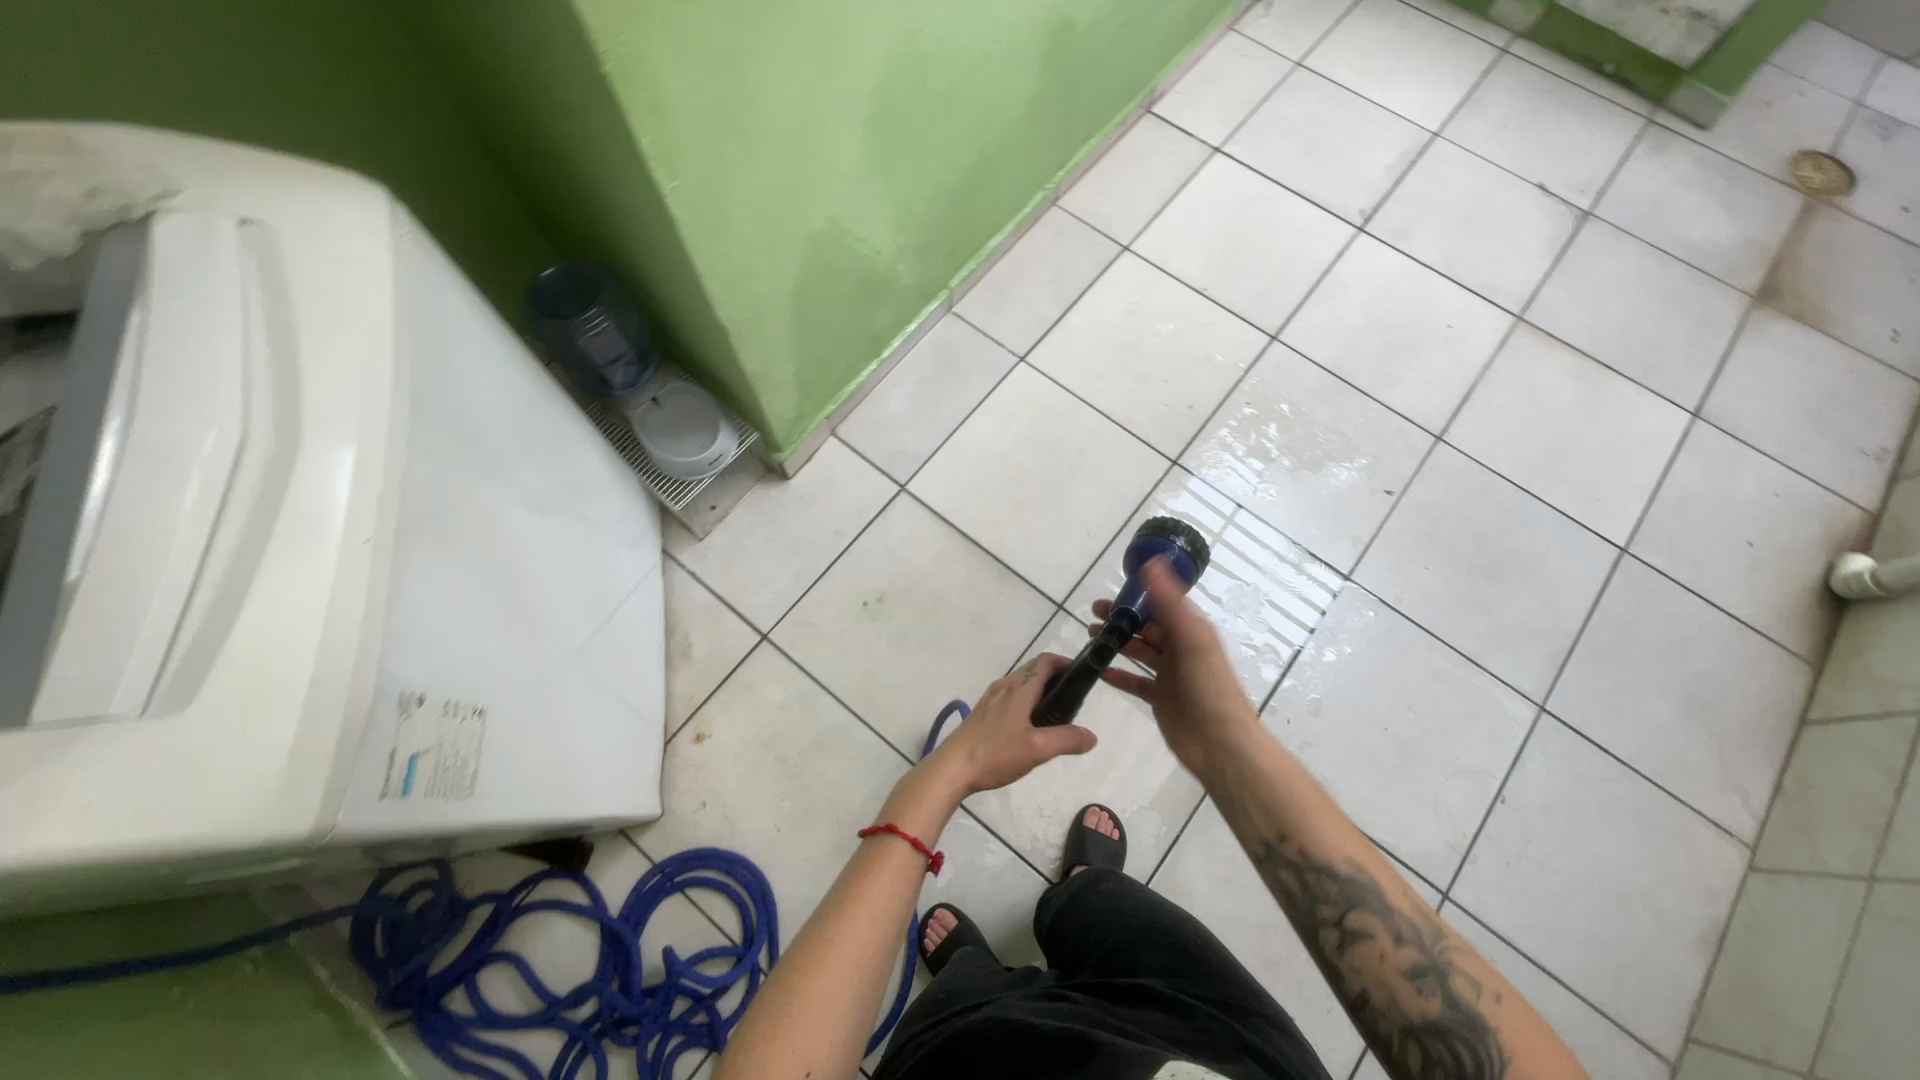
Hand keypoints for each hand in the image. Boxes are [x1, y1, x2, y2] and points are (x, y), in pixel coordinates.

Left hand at [925, 652, 1097, 794]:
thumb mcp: (1037, 749)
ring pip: (1022, 686)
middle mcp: (1004, 686)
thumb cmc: (994, 753)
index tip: (1082, 677)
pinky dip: (1027, 704)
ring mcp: (991, 699)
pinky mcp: (983, 713)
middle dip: (1056, 680)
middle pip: (1034, 671)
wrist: (951, 769)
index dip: (1066, 663)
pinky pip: (1011, 699)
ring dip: (1041, 693)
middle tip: (1074, 703)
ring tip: (1056, 717)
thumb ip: (1066, 740)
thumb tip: (1091, 736)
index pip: (1046, 661)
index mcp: (1019, 688)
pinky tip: (1030, 729)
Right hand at [1091, 557, 1261, 778]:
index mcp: (1190, 631)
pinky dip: (1119, 676)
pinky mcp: (1161, 699)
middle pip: (1146, 628)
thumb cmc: (1209, 688)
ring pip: (1140, 653)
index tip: (1108, 594)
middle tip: (1091, 615)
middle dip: (1121, 620)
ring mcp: (1170, 675)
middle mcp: (1180, 649)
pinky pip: (1136, 682)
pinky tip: (1100, 672)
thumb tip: (1152, 562)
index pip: (1159, 607)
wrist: (1222, 744)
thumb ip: (1170, 602)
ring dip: (1117, 644)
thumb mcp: (1192, 639)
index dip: (1135, 599)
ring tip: (1090, 638)